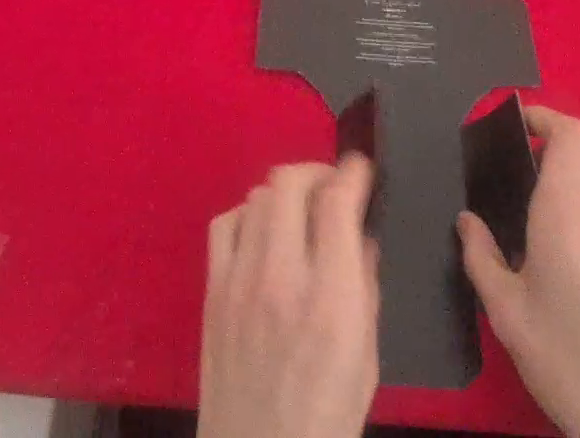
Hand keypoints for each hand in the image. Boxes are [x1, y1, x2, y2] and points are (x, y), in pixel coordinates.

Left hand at [199, 156, 378, 437]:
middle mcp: (281, 277)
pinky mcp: (212, 291)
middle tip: (333, 186)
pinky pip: (224, 224)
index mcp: (330, 298)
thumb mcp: (367, 356)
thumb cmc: (326, 415)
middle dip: (317, 172)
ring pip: (257, 196)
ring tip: (300, 209)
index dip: (353, 173)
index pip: (337, 204)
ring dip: (284, 192)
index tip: (363, 167)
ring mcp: (239, 280)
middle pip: (289, 184)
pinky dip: (247, 214)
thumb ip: (365, 285)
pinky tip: (261, 230)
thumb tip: (361, 236)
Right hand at [459, 107, 579, 437]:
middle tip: (510, 169)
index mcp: (572, 216)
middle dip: (550, 145)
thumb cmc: (570, 363)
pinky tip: (567, 269)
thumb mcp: (507, 315)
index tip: (511, 123)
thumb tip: (469, 222)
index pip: (572, 136)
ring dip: (568, 185)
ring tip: (530, 224)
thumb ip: (482, 258)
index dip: (544, 116)